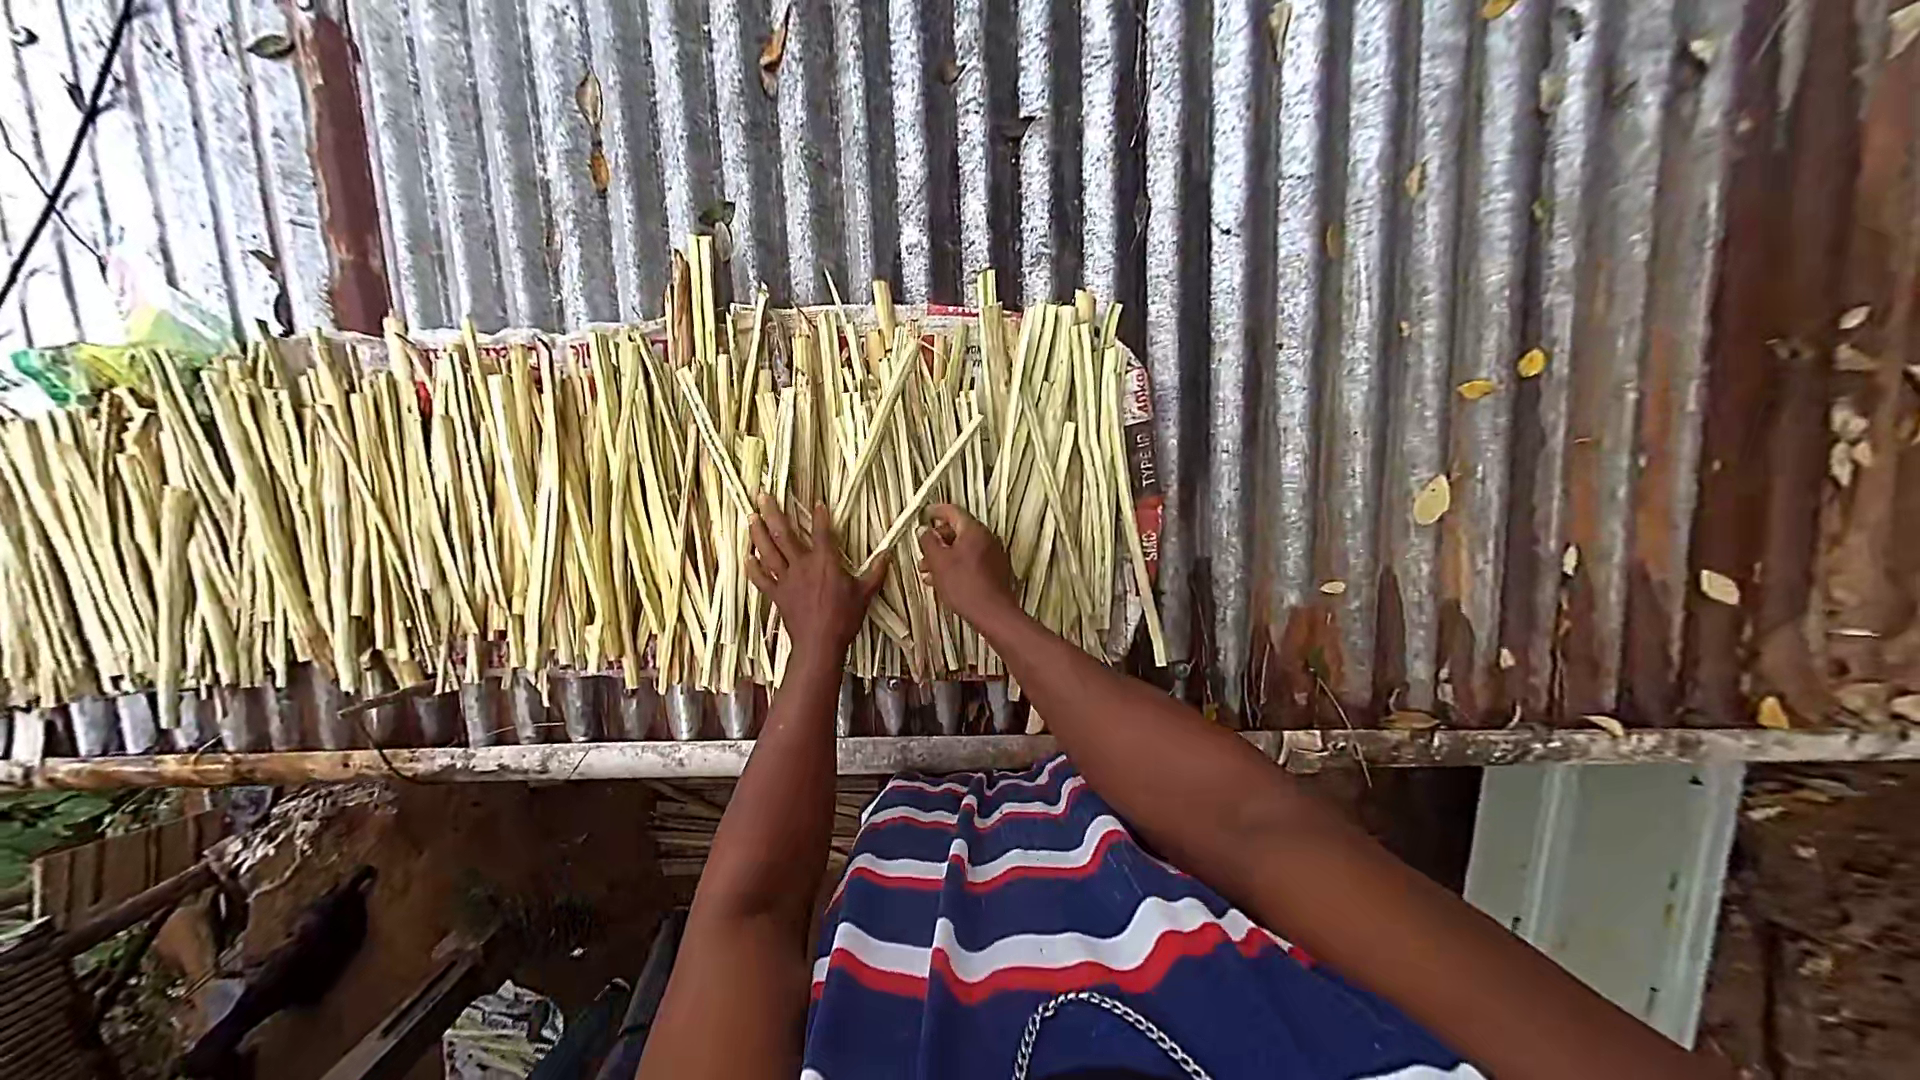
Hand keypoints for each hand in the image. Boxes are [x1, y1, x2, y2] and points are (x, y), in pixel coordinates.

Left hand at [747, 497, 888, 655]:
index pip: (823, 532)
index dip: (820, 515)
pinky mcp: (777, 595)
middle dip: (772, 513)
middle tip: (762, 496)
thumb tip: (888, 555)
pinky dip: (753, 568)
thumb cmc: (844, 618)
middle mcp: (802, 565)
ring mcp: (786, 580)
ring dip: (758, 533)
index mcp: (825, 562)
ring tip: (751, 517)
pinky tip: (747, 557)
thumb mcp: (865, 594)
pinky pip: (761, 579)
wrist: (820, 643)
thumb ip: (875, 572)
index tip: (817, 502)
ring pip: (768, 551)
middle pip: (784, 534)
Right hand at [916, 504, 1018, 626]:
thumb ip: (928, 542)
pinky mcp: (995, 570)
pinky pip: (972, 560)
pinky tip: (944, 580)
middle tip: (923, 552)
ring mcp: (993, 554)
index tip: (925, 514)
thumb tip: (924, 531)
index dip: (936, 511)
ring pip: (964, 548)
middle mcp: (987, 538)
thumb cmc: (965, 586)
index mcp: (974, 530)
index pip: (953, 511)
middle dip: (937, 540)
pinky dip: (957, 565)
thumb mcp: (938, 562)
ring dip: (945, 556)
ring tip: (929, 572)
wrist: (993, 613)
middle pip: (958, 530)